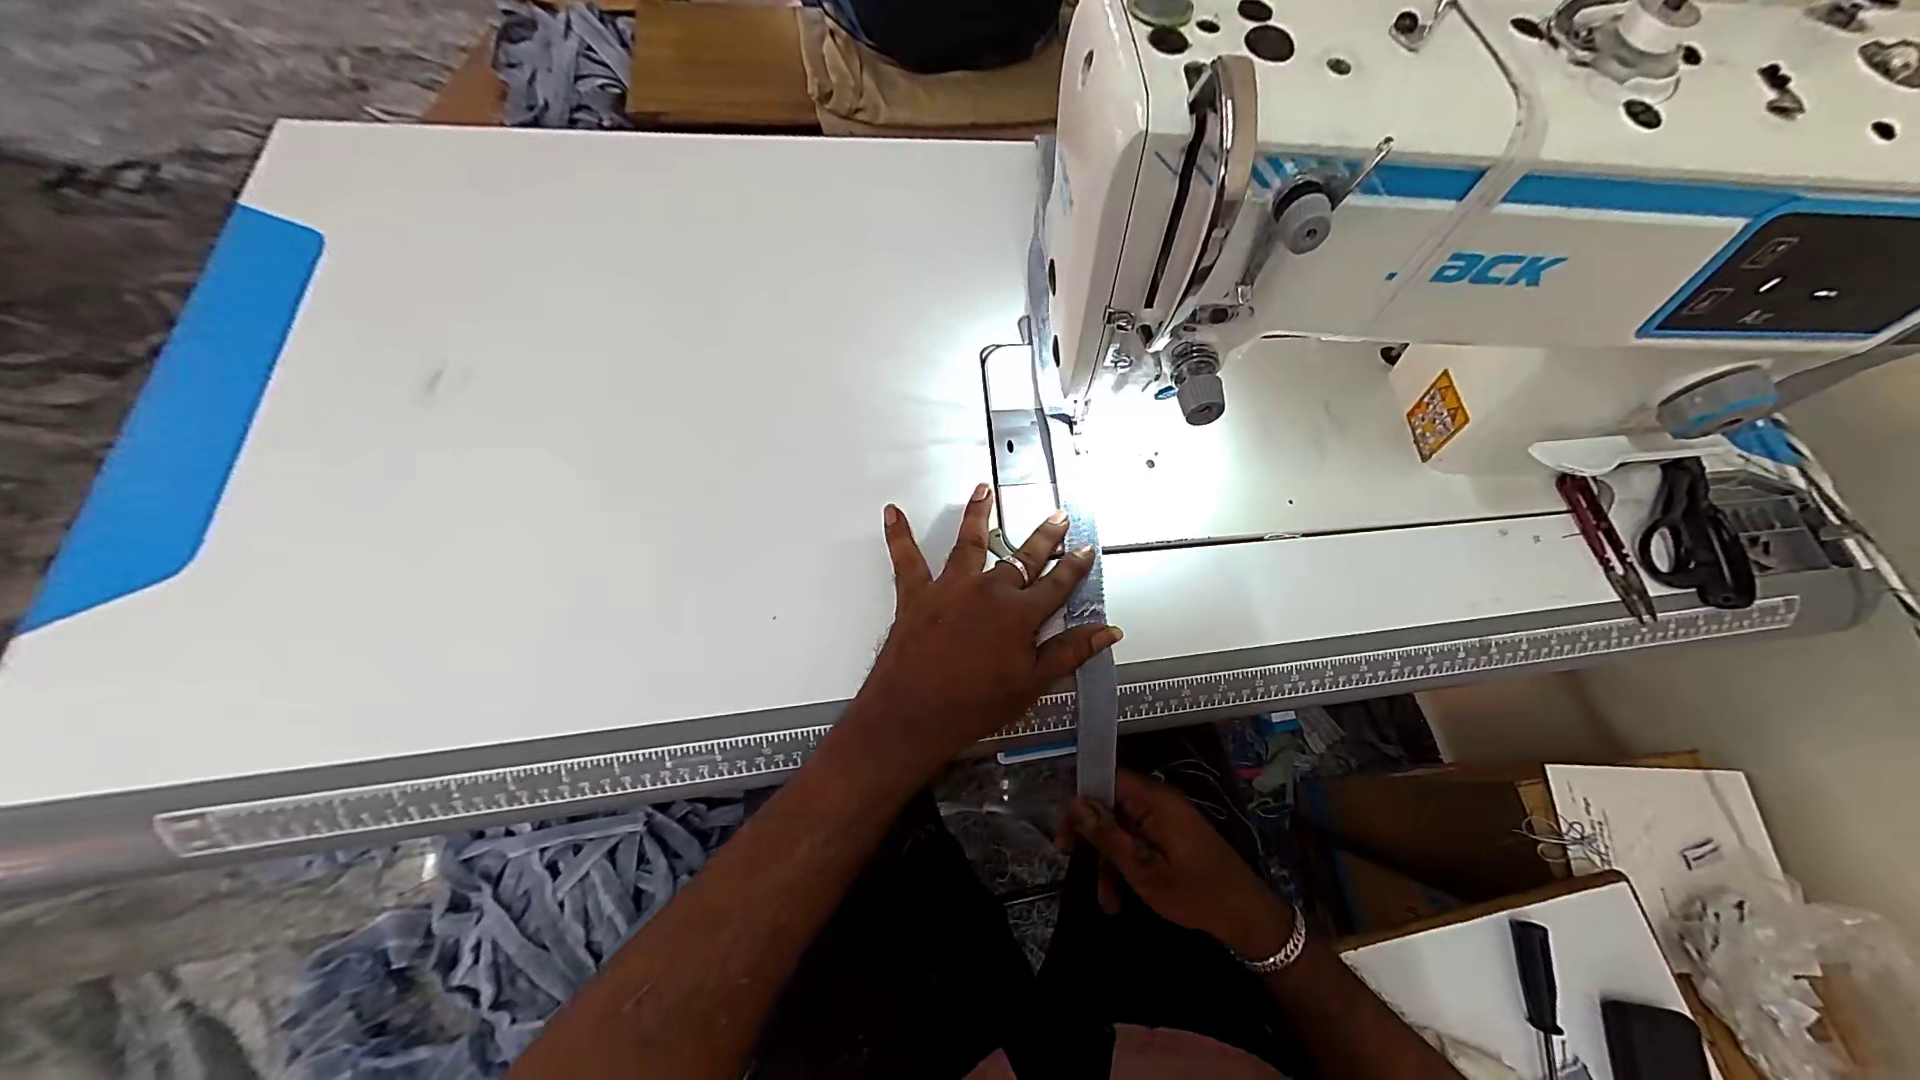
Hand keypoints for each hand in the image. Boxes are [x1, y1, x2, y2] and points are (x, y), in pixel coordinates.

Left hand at [839, 483, 1121, 778]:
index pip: (1056, 583)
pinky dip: (898, 534)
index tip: (1085, 550)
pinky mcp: (916, 594)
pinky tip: (893, 514)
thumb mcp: (1030, 684)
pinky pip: (906, 558)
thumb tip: (1104, 633)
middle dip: (1044, 536)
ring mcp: (950, 588)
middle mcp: (986, 592)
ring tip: (983, 490)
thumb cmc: (969, 705)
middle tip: (1057, 518)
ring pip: (969, 541)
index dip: (1075, 566)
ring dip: (978, 513)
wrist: (913, 714)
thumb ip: (1069, 652)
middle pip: (1022, 557)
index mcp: (1018, 615)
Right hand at [1059, 770, 1294, 960]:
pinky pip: (1138, 839)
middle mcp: (1159, 800)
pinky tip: (1120, 898)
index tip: (1065, 833)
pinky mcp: (1172, 834)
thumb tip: (1074, 802)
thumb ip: (1107, 835)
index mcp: (1154, 799)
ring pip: (1121, 827)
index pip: (1105, 779)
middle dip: (1091, 836)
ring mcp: (1166, 818)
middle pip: (1110, 804)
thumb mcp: (1144, 870)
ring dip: (1108, 860)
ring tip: (1106, 900)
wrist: (1249, 917)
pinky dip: (1126, 863)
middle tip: (1071, 861)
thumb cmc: (1196, 893)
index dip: (1080, 801)